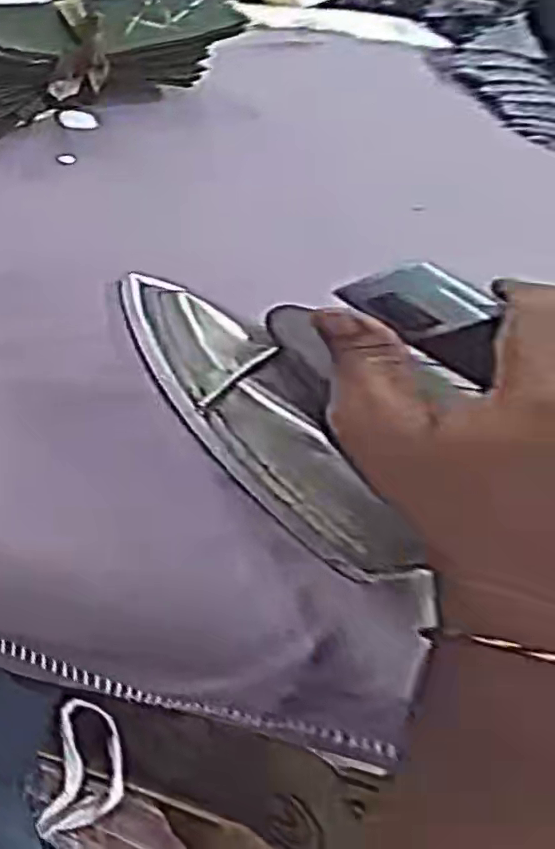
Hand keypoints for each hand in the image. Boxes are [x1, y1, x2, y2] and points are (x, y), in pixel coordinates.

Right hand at [317, 281, 554, 648]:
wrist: (533, 578)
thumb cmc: (462, 514)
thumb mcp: (380, 432)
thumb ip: (361, 365)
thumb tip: (341, 319)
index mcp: (548, 392)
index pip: (539, 302)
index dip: (495, 298)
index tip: (463, 308)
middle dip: (525, 324)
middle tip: (481, 343)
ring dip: (538, 353)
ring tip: (505, 377)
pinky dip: (543, 381)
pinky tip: (526, 411)